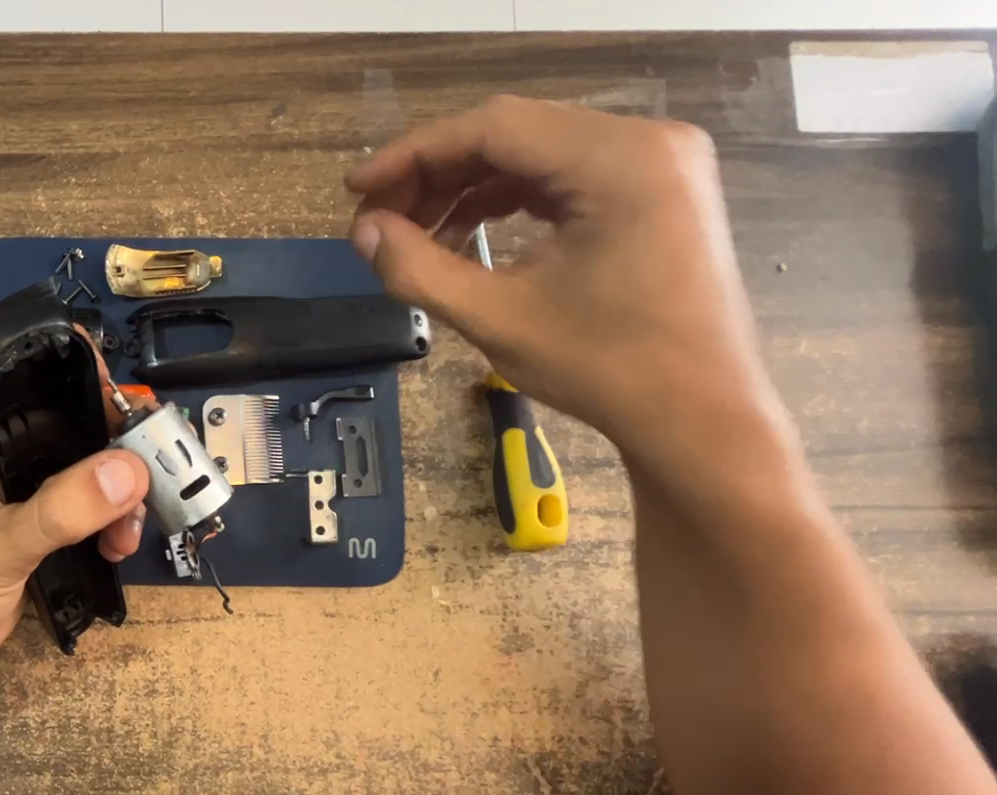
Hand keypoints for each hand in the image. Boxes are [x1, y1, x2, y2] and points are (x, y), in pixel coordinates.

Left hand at [0, 401, 150, 692]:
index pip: (31, 381)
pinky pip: (85, 510)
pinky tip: (117, 548)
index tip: (133, 405)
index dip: (83, 381)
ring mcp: (21, 491)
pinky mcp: (37, 527)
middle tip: (156, 472)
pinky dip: (108, 523)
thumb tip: (128, 471)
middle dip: (117, 447)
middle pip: (72, 425)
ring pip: (85, 470)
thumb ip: (59, 510)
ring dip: (118, 495)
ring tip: (129, 532)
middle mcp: (0, 453)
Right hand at [345, 96, 796, 480]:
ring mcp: (653, 164)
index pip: (492, 128)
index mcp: (617, 160)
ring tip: (411, 237)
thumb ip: (418, 268)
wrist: (694, 410)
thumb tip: (363, 231)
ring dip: (462, 190)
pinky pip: (558, 177)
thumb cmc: (602, 366)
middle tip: (377, 222)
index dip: (412, 155)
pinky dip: (502, 201)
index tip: (355, 189)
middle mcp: (643, 142)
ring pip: (530, 154)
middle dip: (433, 176)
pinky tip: (461, 238)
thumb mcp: (495, 318)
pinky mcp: (649, 191)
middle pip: (510, 134)